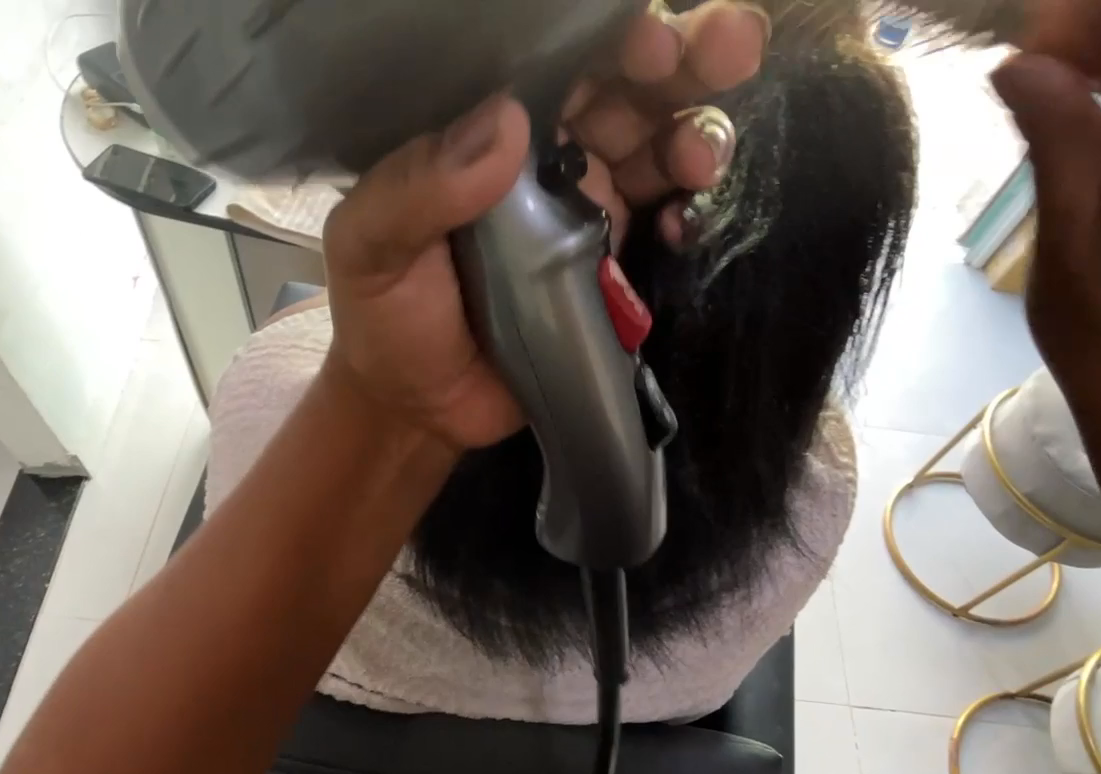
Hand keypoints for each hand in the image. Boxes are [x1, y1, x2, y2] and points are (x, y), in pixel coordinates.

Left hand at [321, 1, 769, 450]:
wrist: (421, 407)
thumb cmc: (385, 319)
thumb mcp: (371, 248)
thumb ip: (417, 188)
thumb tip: (508, 124)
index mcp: (484, 135)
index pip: (556, 63)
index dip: (611, 39)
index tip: (651, 38)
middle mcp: (541, 161)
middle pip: (626, 91)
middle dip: (684, 62)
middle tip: (729, 48)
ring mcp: (582, 212)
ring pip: (657, 147)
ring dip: (697, 136)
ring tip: (703, 157)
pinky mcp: (607, 267)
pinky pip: (663, 222)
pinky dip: (688, 210)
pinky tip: (685, 218)